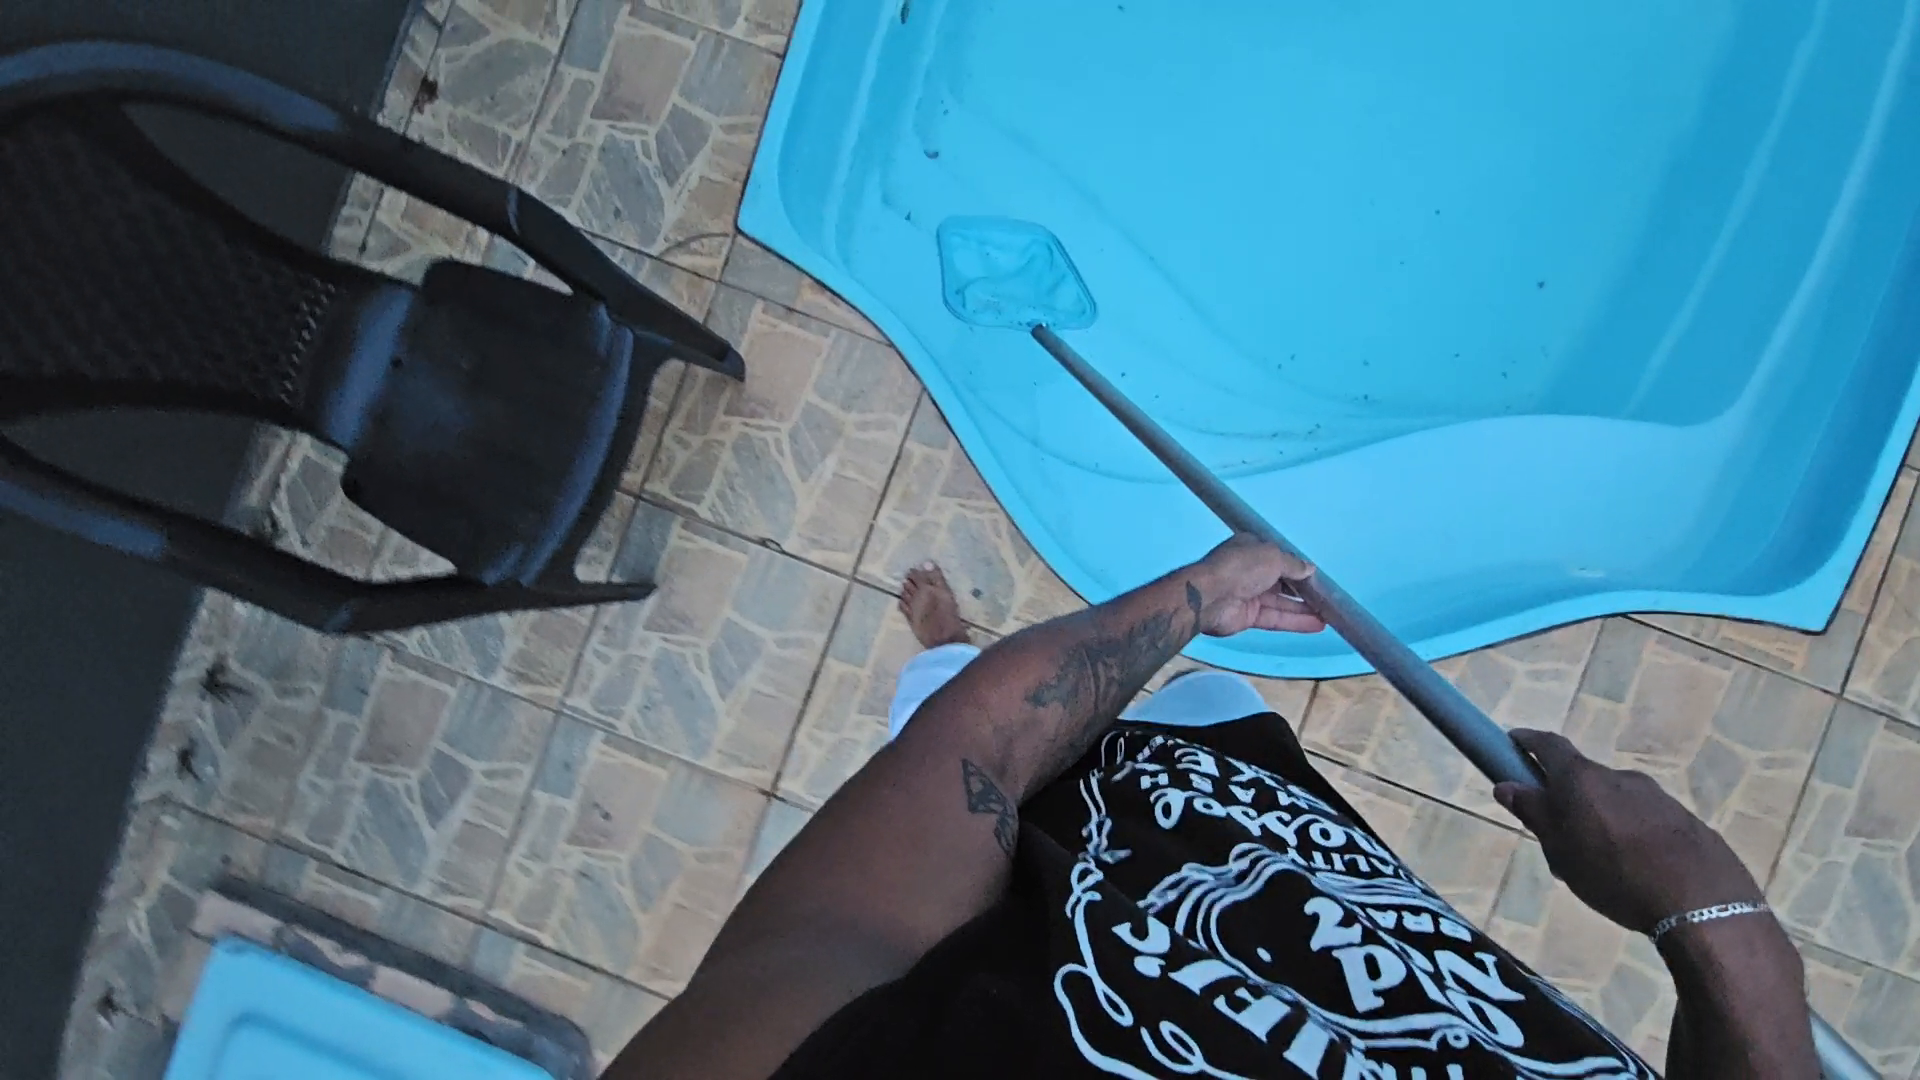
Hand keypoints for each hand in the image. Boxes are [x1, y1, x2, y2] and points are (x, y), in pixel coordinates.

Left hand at [1188, 534, 1324, 637]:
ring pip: (1281, 602)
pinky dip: (1296, 621)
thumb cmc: (1241, 567)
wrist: (1209, 596)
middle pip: (1281, 581)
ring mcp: (1247, 594)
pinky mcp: (1248, 616)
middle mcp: (1249, 571)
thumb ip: (1293, 564)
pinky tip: (1318, 625)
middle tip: (1328, 597)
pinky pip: (1276, 617)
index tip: (1316, 575)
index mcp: (1250, 549)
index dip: (1296, 565)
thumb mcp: (1273, 557)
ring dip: (1304, 608)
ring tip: (1330, 613)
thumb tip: (1310, 568)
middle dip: (1303, 589)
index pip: (1277, 556)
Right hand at [1493, 730, 1762, 934]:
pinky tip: (1640, 869)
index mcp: (1583, 779)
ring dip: (1604, 817)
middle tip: (1559, 829)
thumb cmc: (1615, 875)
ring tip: (1602, 859)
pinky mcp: (1694, 826)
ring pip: (1619, 801)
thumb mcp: (1559, 849)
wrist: (1708, 913)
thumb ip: (1533, 812)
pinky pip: (1651, 821)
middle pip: (1585, 777)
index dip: (1527, 741)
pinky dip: (1637, 834)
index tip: (1513, 744)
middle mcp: (1622, 778)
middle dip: (1568, 796)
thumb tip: (1507, 785)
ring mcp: (1663, 800)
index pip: (1548, 744)